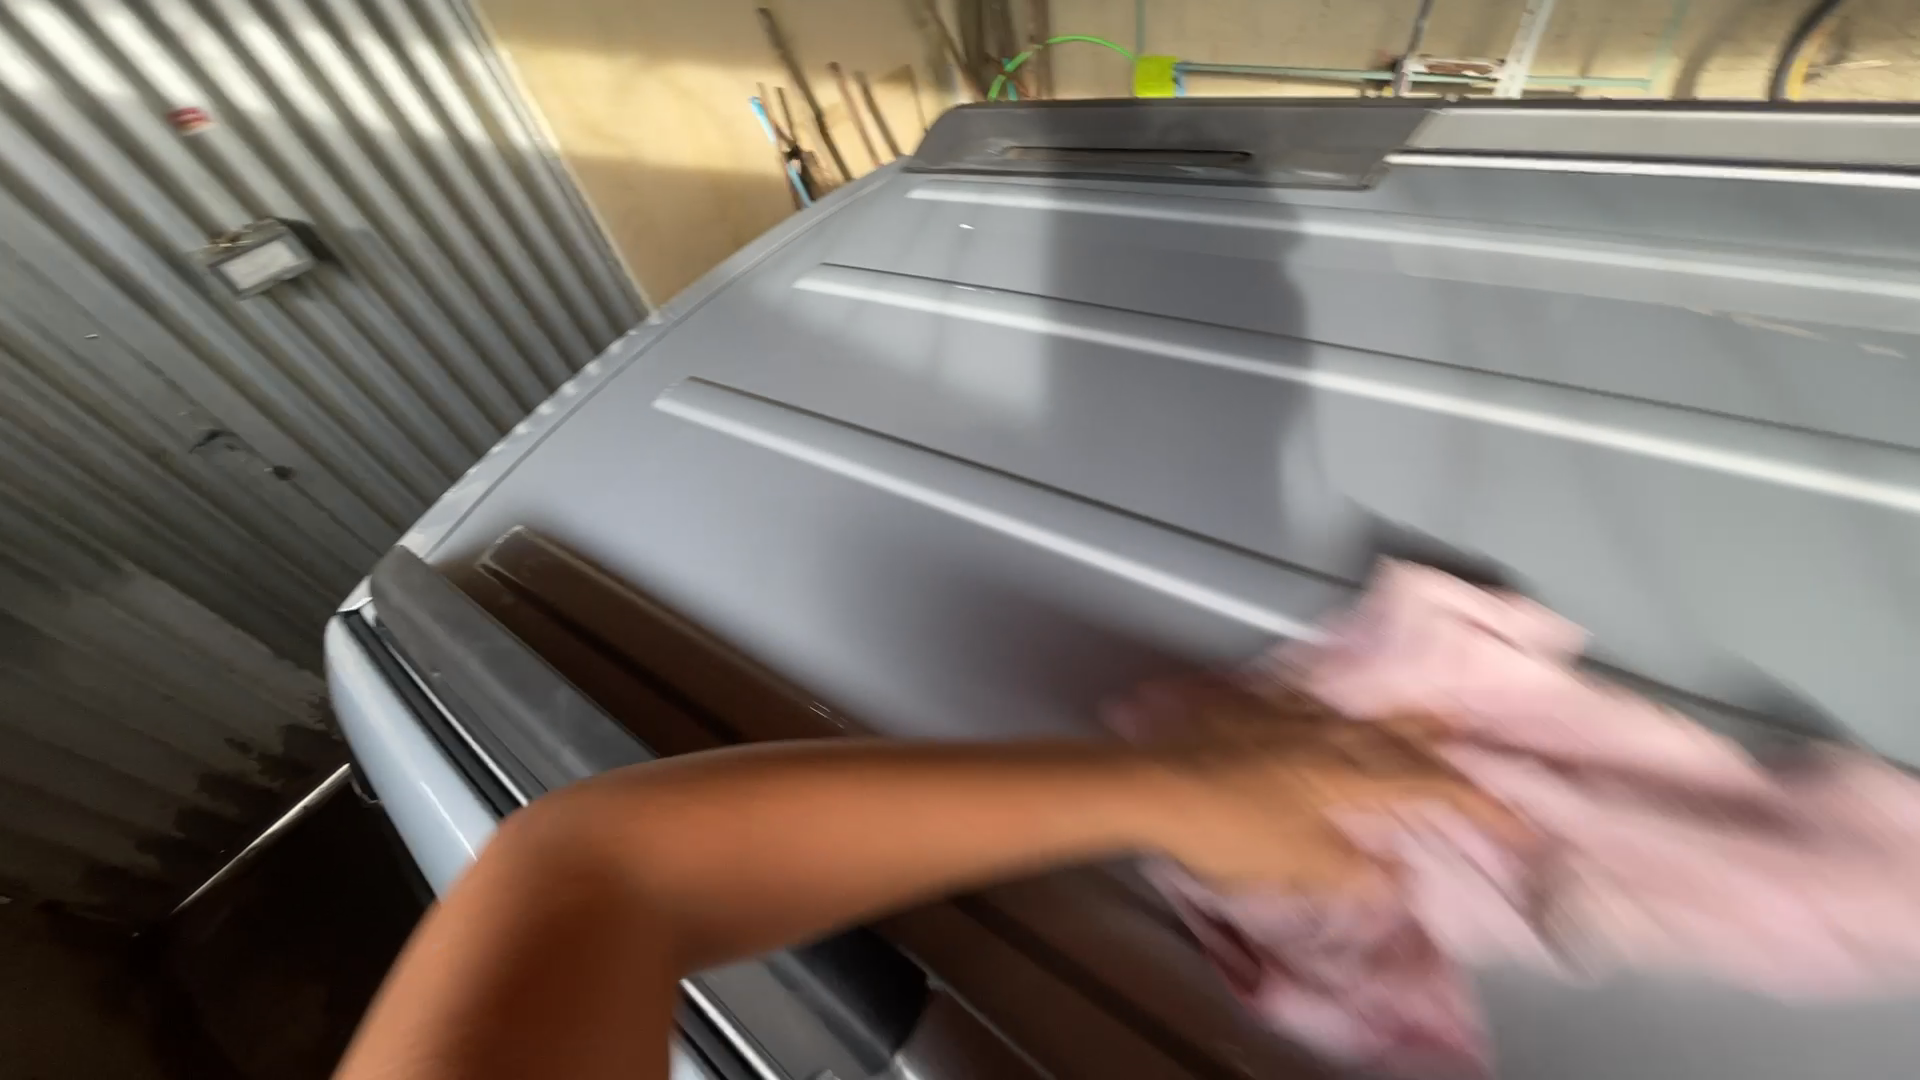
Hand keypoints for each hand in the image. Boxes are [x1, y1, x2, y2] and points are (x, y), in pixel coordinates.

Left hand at [1127, 677, 1532, 892]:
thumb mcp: (1299, 865)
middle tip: (1472, 732)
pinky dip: (1326, 707)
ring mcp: (1280, 715)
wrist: (1154, 786)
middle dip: (1438, 737)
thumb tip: (1398, 874)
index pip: (1424, 782)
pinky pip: (1300, 702)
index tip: (1513, 818)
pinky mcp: (1245, 710)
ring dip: (1387, 715)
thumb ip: (1355, 870)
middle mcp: (1320, 733)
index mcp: (1343, 773)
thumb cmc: (1227, 830)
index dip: (1474, 800)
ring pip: (1350, 711)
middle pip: (1393, 731)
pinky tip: (1321, 705)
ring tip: (1410, 710)